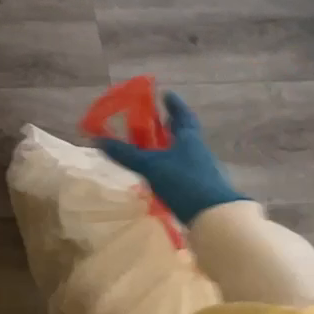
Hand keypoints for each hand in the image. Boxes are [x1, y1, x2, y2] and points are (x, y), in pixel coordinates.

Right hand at [93, 93, 245, 224]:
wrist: (215, 219)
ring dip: (170, 146)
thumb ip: (125, 154)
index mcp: (189, 138)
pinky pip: (184, 169)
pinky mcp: (202, 188)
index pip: (182, 115)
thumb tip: (97, 140)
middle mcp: (198, 150)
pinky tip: (161, 172)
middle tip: (156, 119)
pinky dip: (172, 165)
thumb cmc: (184, 182)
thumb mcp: (150, 166)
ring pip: (184, 151)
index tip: (166, 94)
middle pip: (184, 133)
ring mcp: (203, 170)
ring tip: (154, 147)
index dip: (174, 104)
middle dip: (169, 125)